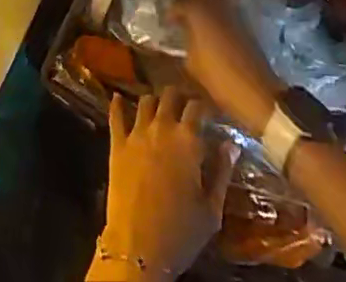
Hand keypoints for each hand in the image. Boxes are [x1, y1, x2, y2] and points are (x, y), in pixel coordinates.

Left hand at [96, 88, 233, 280]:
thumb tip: (231, 144)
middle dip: (180, 97)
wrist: (137, 249)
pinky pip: (115, 116)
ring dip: (155, 101)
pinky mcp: (117, 145)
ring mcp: (136, 134)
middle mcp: (162, 128)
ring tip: (160, 108)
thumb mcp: (211, 209)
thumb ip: (222, 172)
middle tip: (185, 107)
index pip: (197, 107)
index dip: (204, 106)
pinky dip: (116, 104)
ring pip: (145, 101)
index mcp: (188, 140)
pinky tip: (117, 96)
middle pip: (170, 95)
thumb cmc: (181, 232)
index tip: (208, 113)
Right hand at [171, 0, 284, 134]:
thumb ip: (183, 42)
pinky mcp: (244, 21)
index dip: (169, 14)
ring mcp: (232, 10)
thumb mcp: (191, 63)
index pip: (178, 4)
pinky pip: (223, 12)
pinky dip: (215, 18)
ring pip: (211, 3)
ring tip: (192, 27)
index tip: (164, 24)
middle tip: (177, 22)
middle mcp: (215, 3)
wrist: (256, 90)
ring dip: (201, 11)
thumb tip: (179, 35)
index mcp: (198, 10)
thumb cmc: (218, 78)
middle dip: (186, 8)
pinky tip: (209, 32)